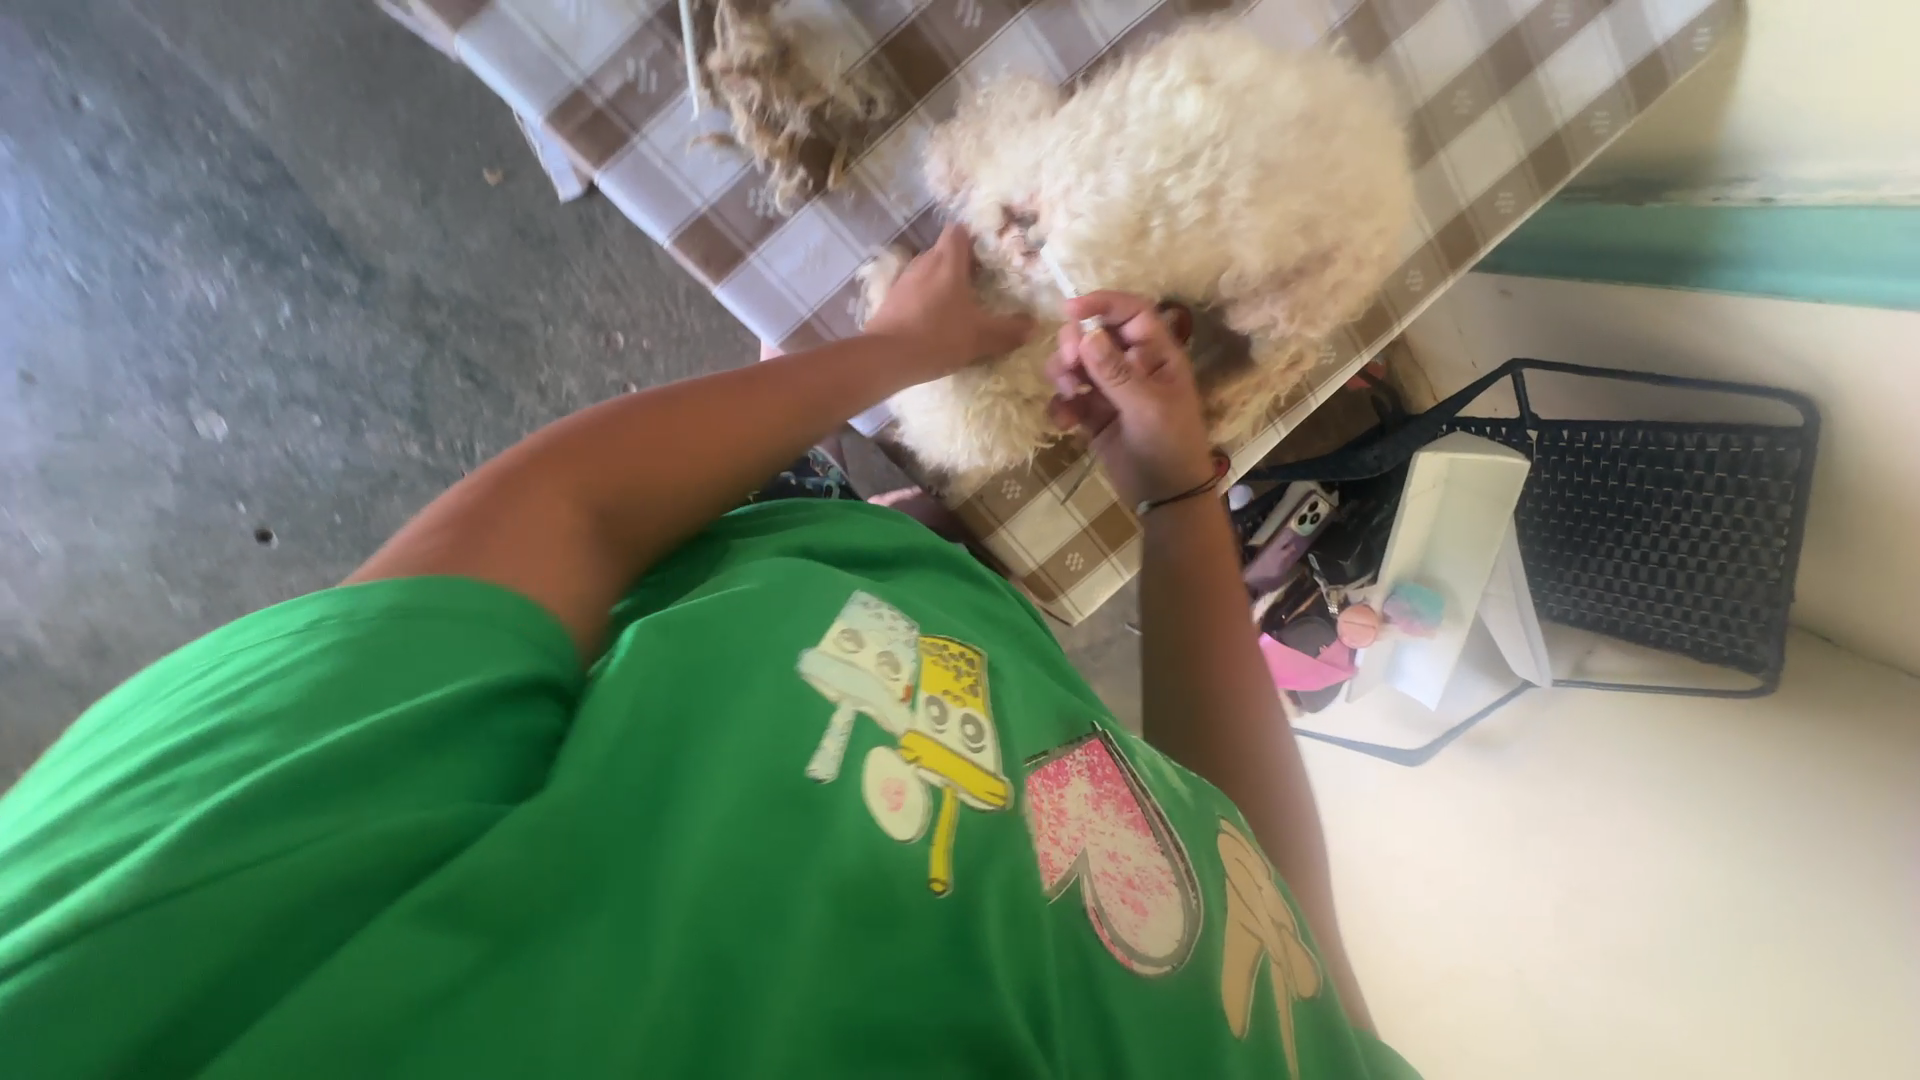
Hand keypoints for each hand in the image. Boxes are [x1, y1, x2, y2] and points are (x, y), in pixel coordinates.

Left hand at [864, 225, 1034, 379]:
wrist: (886, 357)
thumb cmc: (938, 336)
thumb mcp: (980, 337)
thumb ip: (1008, 331)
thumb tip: (1033, 327)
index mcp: (947, 261)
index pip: (959, 231)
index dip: (973, 240)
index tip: (986, 258)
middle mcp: (923, 263)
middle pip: (943, 251)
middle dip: (960, 265)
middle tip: (977, 286)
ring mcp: (903, 281)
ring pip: (927, 272)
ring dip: (940, 284)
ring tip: (956, 306)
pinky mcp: (889, 301)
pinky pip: (913, 292)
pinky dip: (923, 301)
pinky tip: (931, 322)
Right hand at [1045, 292, 1216, 507]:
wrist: (1166, 497)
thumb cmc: (1169, 446)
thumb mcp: (1147, 407)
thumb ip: (1115, 372)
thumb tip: (1086, 335)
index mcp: (1156, 355)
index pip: (1131, 312)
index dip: (1103, 304)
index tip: (1069, 309)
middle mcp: (1132, 367)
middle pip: (1094, 335)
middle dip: (1074, 345)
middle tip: (1068, 366)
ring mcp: (1111, 392)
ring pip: (1076, 366)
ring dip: (1064, 375)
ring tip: (1068, 396)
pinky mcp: (1094, 417)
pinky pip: (1069, 400)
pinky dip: (1061, 407)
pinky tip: (1064, 423)